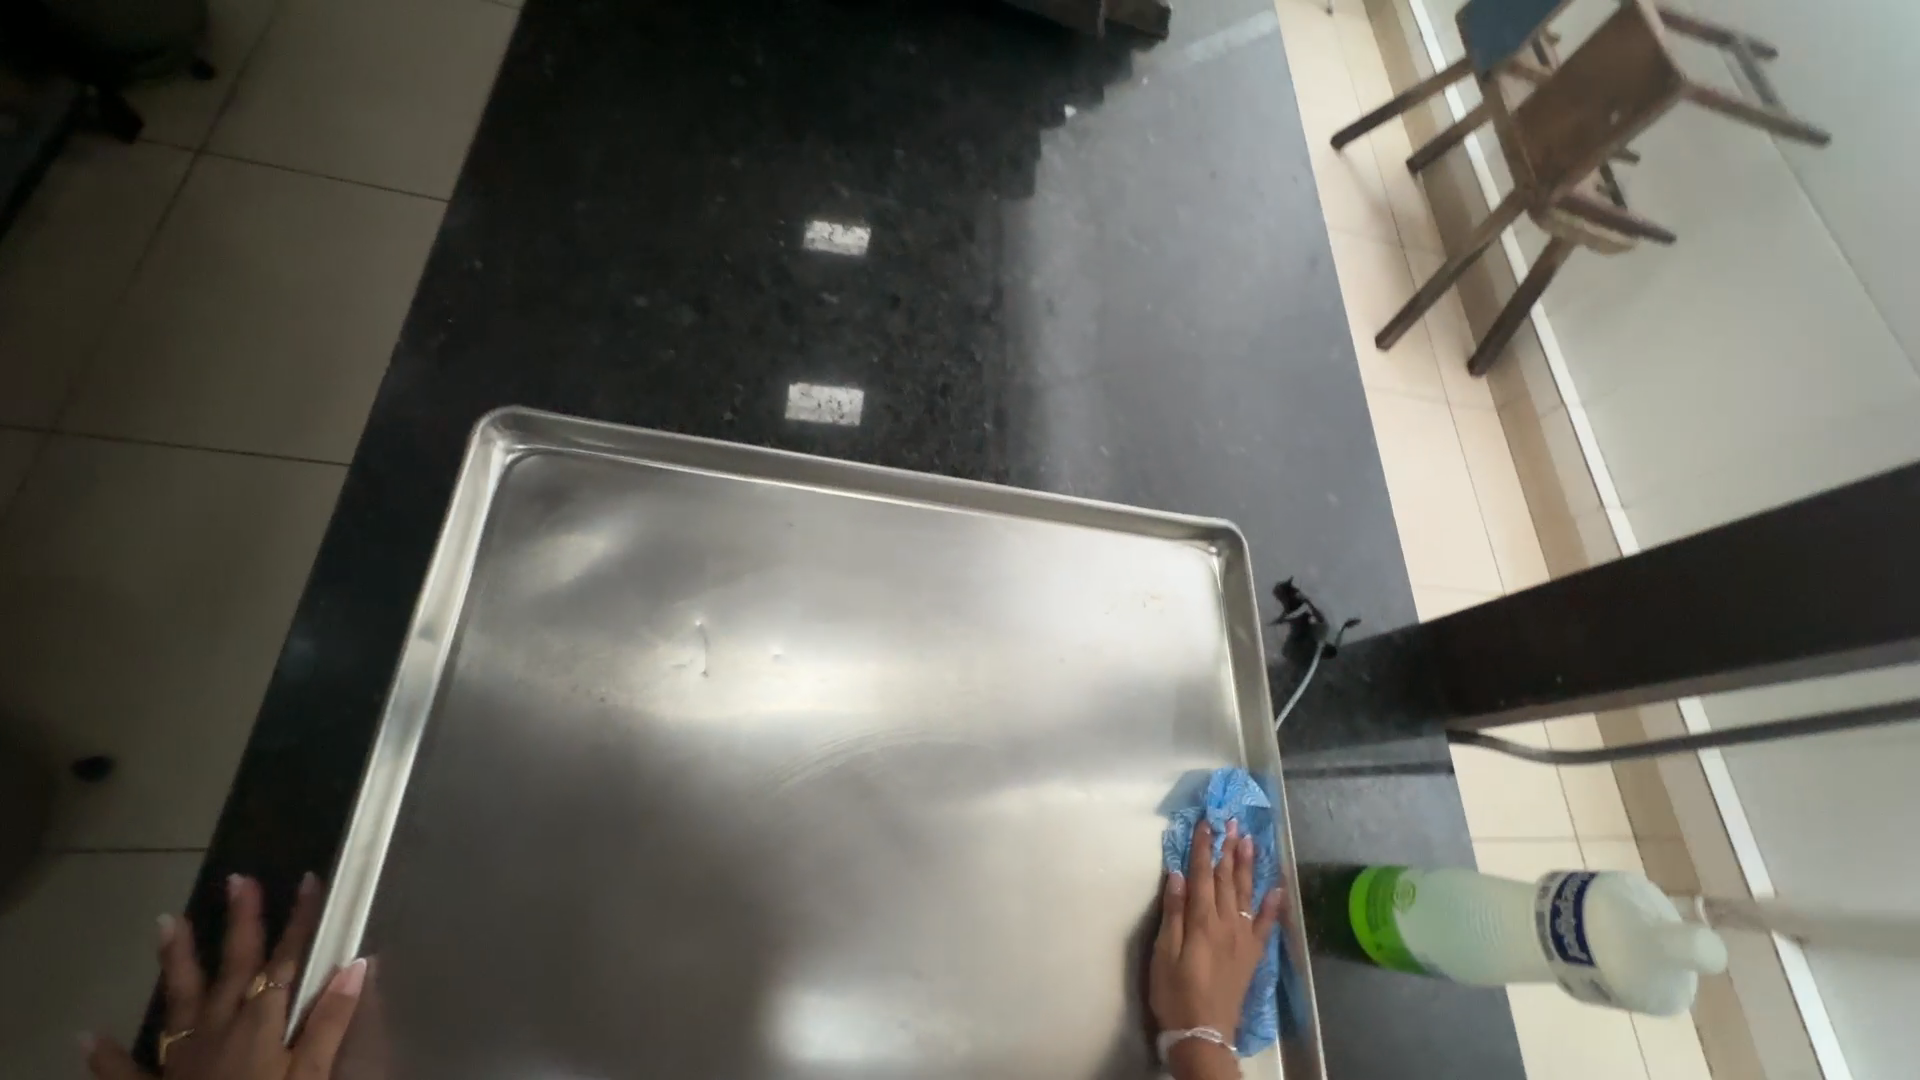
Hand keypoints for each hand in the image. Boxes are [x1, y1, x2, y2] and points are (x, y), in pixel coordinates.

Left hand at [81, 874, 365, 1079]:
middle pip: (232, 966)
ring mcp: (179, 1059)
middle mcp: (219, 1029)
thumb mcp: (311, 1075)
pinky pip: (123, 1071)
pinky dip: (107, 1053)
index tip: (306, 880)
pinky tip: (90, 1036)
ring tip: (165, 923)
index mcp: (261, 1022)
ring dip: (174, 962)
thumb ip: (329, 1022)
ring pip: (178, 1000)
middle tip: (237, 880)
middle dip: (240, 922)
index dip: (299, 919)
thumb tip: (355, 963)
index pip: (286, 959)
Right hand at [1149, 819, 1282, 1037]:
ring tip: (1249, 840)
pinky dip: (1273, 905)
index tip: (1205, 823)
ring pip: (1246, 893)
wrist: (1203, 1033)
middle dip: (1227, 848)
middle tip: (1232, 821)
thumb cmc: (1174, 992)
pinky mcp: (1252, 954)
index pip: (1200, 874)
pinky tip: (1277, 887)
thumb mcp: (1163, 952)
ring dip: (1247, 865)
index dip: (1202, 846)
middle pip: (1226, 878)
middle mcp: (1226, 923)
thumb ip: (1173, 912)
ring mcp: (1243, 938)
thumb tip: (1178, 874)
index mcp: (1201, 920)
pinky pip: (1266, 924)